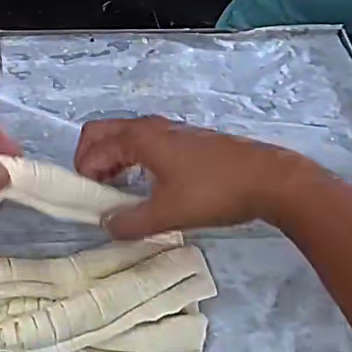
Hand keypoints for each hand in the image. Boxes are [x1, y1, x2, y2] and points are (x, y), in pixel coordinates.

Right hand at [73, 117, 345, 237]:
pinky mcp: (185, 139)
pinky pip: (143, 142)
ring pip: (124, 137)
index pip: (94, 149)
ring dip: (111, 159)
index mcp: (139, 138)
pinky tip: (145, 185)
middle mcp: (150, 127)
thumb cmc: (214, 192)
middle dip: (90, 158)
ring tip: (116, 192)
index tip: (85, 202)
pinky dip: (131, 158)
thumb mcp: (168, 214)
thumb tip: (105, 225)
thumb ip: (131, 222)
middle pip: (102, 132)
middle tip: (93, 190)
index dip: (82, 174)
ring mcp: (169, 130)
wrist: (269, 179)